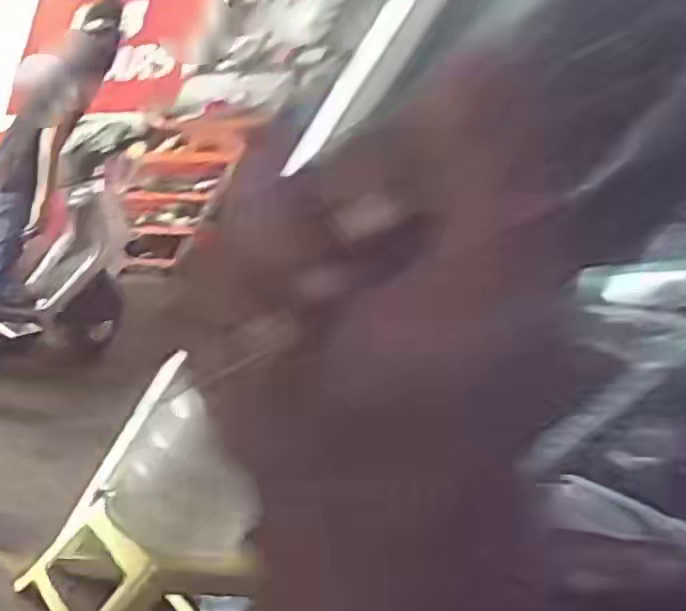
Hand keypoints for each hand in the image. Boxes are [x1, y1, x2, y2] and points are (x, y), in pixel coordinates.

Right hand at [175, 53, 577, 492]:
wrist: (344, 474)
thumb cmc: (438, 378)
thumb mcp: (498, 261)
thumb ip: (489, 162)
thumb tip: (465, 61)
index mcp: (412, 200)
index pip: (363, 139)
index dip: (359, 178)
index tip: (375, 230)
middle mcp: (331, 226)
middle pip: (279, 180)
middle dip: (297, 244)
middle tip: (326, 298)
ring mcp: (260, 273)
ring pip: (223, 234)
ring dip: (255, 293)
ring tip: (288, 340)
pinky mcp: (206, 318)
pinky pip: (187, 287)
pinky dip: (218, 322)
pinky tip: (252, 355)